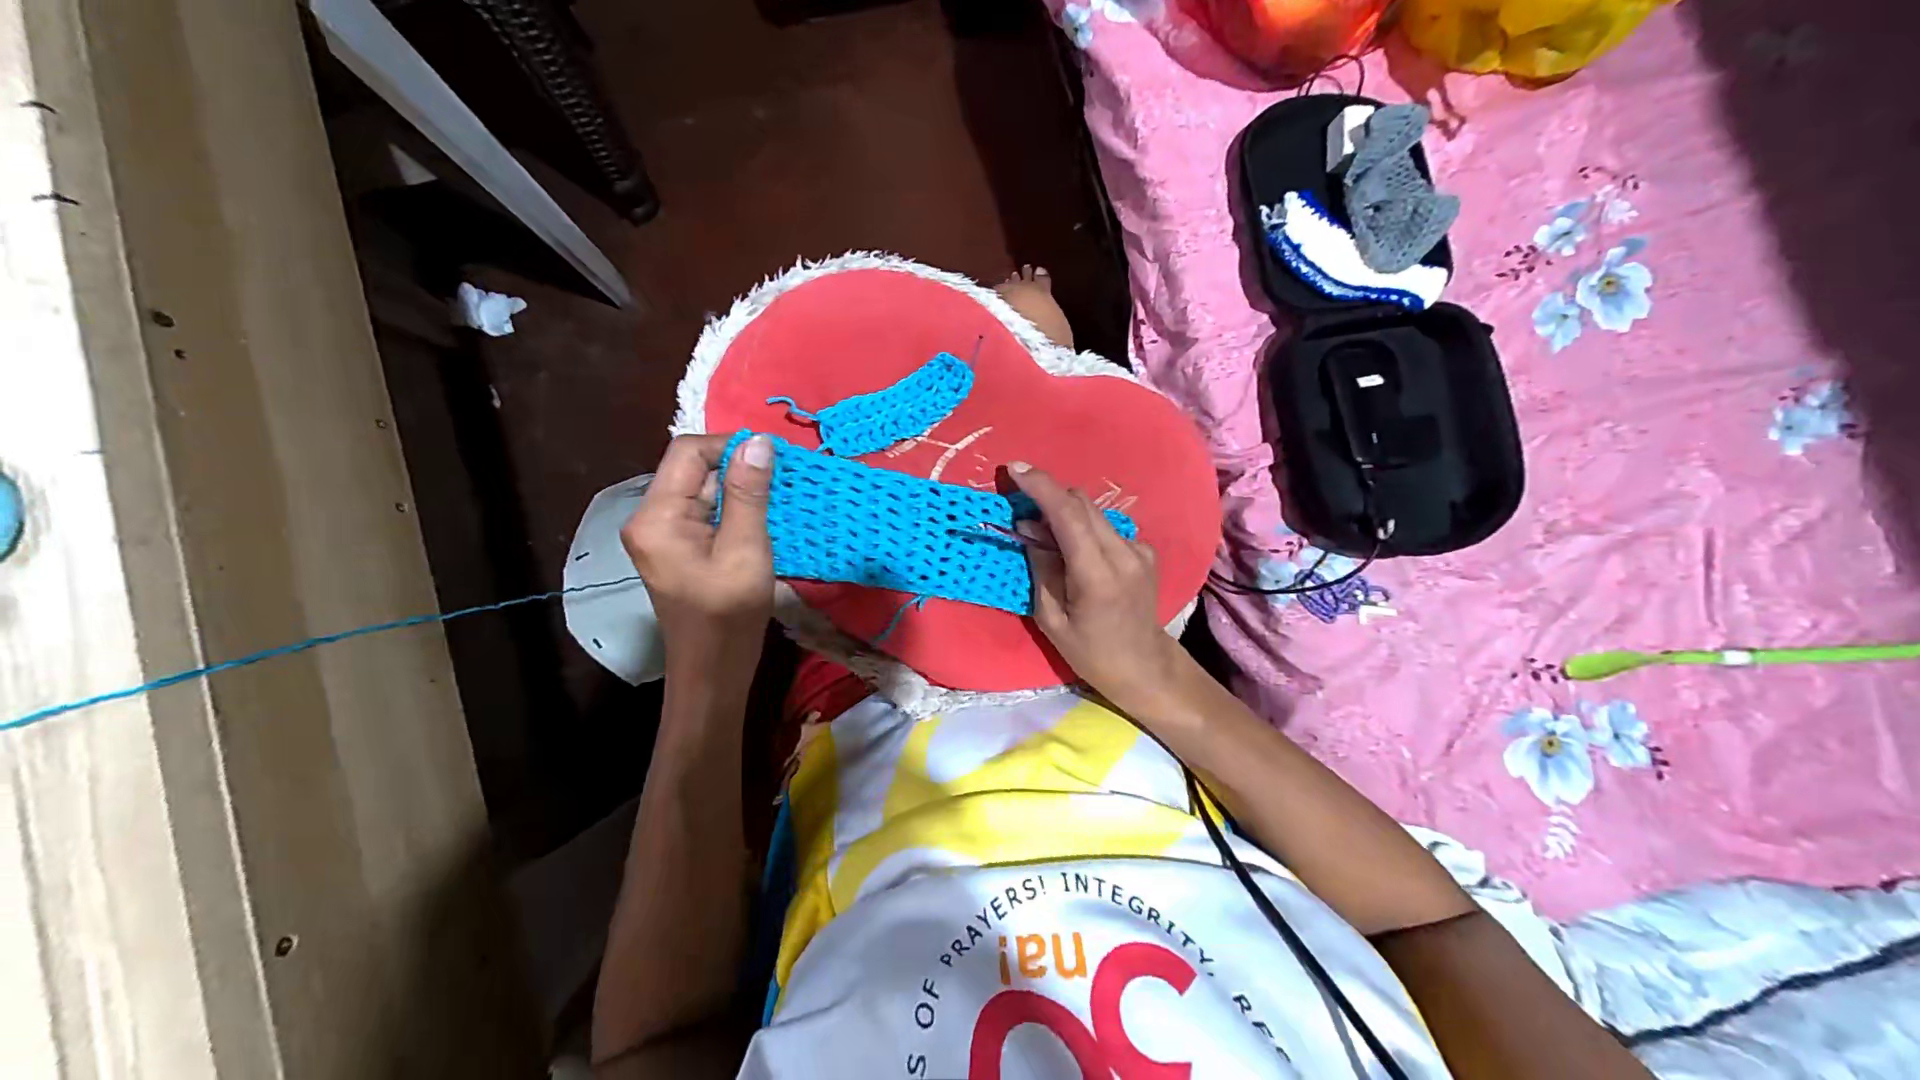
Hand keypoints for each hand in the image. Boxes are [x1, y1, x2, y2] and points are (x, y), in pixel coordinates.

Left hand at [622, 433, 774, 672]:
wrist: (713, 671)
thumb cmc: (729, 615)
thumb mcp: (746, 549)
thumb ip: (748, 493)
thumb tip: (758, 442)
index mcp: (657, 516)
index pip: (688, 452)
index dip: (731, 445)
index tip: (775, 458)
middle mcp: (650, 517)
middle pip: (694, 470)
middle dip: (739, 468)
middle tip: (785, 479)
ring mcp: (663, 534)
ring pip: (704, 491)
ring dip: (742, 490)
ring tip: (781, 498)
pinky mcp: (678, 548)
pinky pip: (707, 513)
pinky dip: (736, 510)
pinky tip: (764, 518)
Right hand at [1007, 462, 1191, 718]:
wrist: (1144, 666)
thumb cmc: (1090, 652)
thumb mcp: (1051, 619)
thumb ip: (1041, 567)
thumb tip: (1028, 527)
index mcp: (1097, 575)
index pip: (1068, 515)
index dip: (1041, 487)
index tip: (1015, 470)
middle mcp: (1124, 554)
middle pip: (1082, 504)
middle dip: (1049, 496)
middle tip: (1021, 506)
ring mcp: (1139, 550)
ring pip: (1094, 512)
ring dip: (1065, 512)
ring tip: (1045, 533)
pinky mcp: (1145, 551)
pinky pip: (1106, 527)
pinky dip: (1084, 529)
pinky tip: (1077, 553)